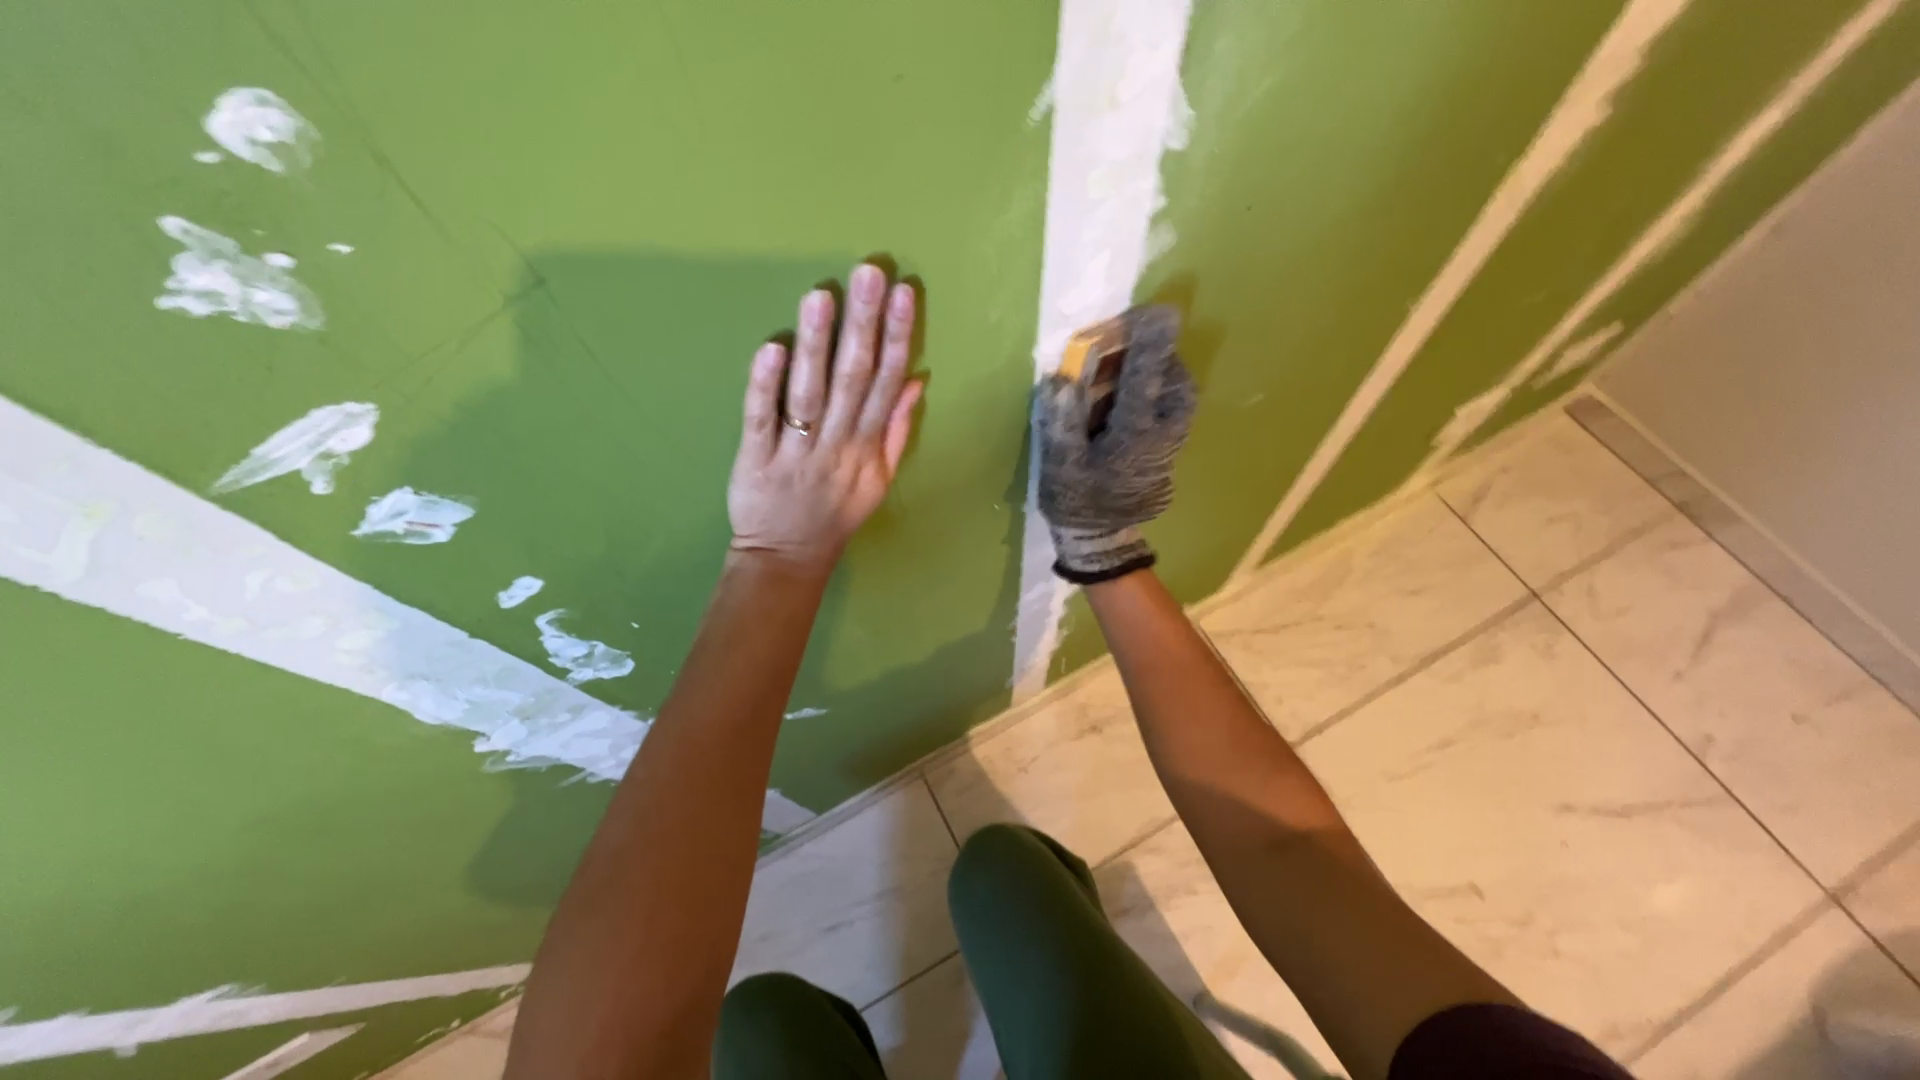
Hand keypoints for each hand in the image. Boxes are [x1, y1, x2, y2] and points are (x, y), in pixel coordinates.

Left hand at [727, 264, 922, 571]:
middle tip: (868, 274)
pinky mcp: (757, 459)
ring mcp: (796, 451)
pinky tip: (772, 348)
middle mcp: (837, 444)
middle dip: (863, 325)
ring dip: (816, 344)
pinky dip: (766, 386)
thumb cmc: (837, 514)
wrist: (788, 558)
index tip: (904, 293)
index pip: (886, 383)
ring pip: (809, 393)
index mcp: (868, 447)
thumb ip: (897, 430)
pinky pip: (762, 420)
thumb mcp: (881, 479)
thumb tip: (915, 379)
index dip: (897, 337)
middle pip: (853, 379)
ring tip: (821, 296)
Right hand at [1035, 305, 1195, 583]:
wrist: (1102, 537)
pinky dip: (1150, 383)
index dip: (1146, 339)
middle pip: (1169, 373)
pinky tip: (1120, 391)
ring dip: (1146, 367)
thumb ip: (1062, 418)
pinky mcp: (1172, 441)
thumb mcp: (1060, 463)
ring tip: (1108, 371)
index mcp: (1136, 433)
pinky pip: (1169, 399)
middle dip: (1144, 351)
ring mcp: (1174, 436)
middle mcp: (1165, 430)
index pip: (1145, 374)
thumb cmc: (1078, 499)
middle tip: (1107, 347)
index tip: (1153, 312)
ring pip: (1174, 384)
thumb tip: (1062, 376)